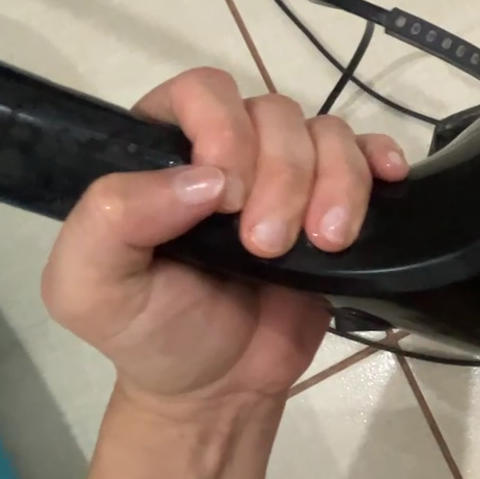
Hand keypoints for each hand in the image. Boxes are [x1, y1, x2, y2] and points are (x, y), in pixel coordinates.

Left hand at [40, 68, 408, 415]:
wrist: (222, 386)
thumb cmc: (153, 334)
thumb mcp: (90, 289)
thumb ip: (110, 220)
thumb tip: (206, 180)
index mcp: (165, 151)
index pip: (201, 92)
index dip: (223, 131)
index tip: (226, 200)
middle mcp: (231, 149)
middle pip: (276, 112)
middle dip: (283, 177)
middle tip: (266, 247)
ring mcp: (290, 172)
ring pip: (328, 131)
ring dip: (337, 182)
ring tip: (328, 243)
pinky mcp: (337, 196)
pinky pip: (369, 152)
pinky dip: (381, 159)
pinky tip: (389, 179)